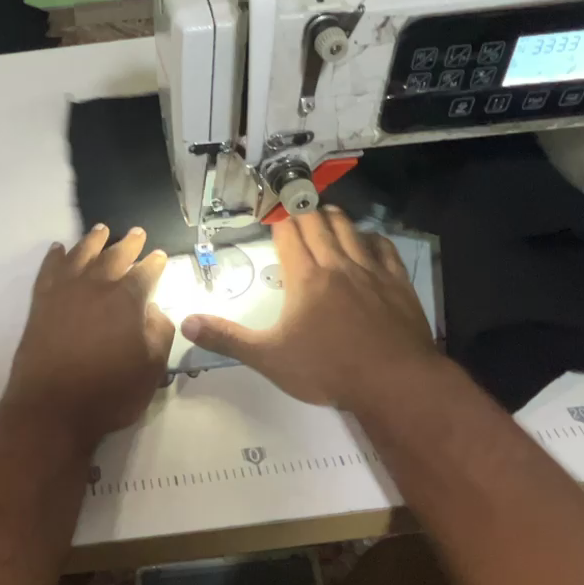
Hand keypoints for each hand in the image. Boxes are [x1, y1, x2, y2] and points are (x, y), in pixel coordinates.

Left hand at [2, 225, 174, 439]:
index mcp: (127, 300)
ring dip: (93, 241)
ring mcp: (64, 292)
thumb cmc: (109, 393)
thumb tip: (154, 311)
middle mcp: (96, 287)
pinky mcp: (40, 304)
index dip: (155, 263)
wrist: (51, 408)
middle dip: (128, 244)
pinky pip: (48, 270)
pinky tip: (58, 249)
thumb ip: (159, 334)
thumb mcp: (151, 369)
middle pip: (114, 256)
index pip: (146, 273)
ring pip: (80, 255)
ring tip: (101, 230)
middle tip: (136, 233)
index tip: (160, 256)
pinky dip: (54, 257)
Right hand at [182, 207, 441, 410]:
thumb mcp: (268, 358)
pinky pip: (384, 247)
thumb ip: (227, 338)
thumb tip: (186, 324)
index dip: (277, 220)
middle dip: (303, 211)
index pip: (288, 235)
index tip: (270, 212)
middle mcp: (336, 264)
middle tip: (293, 203)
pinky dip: (371, 237)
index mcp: (305, 278)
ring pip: (350, 230)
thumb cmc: (327, 369)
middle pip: (318, 224)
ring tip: (325, 212)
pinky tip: (367, 239)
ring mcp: (370, 271)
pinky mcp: (397, 282)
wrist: (394, 381)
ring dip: (334, 217)